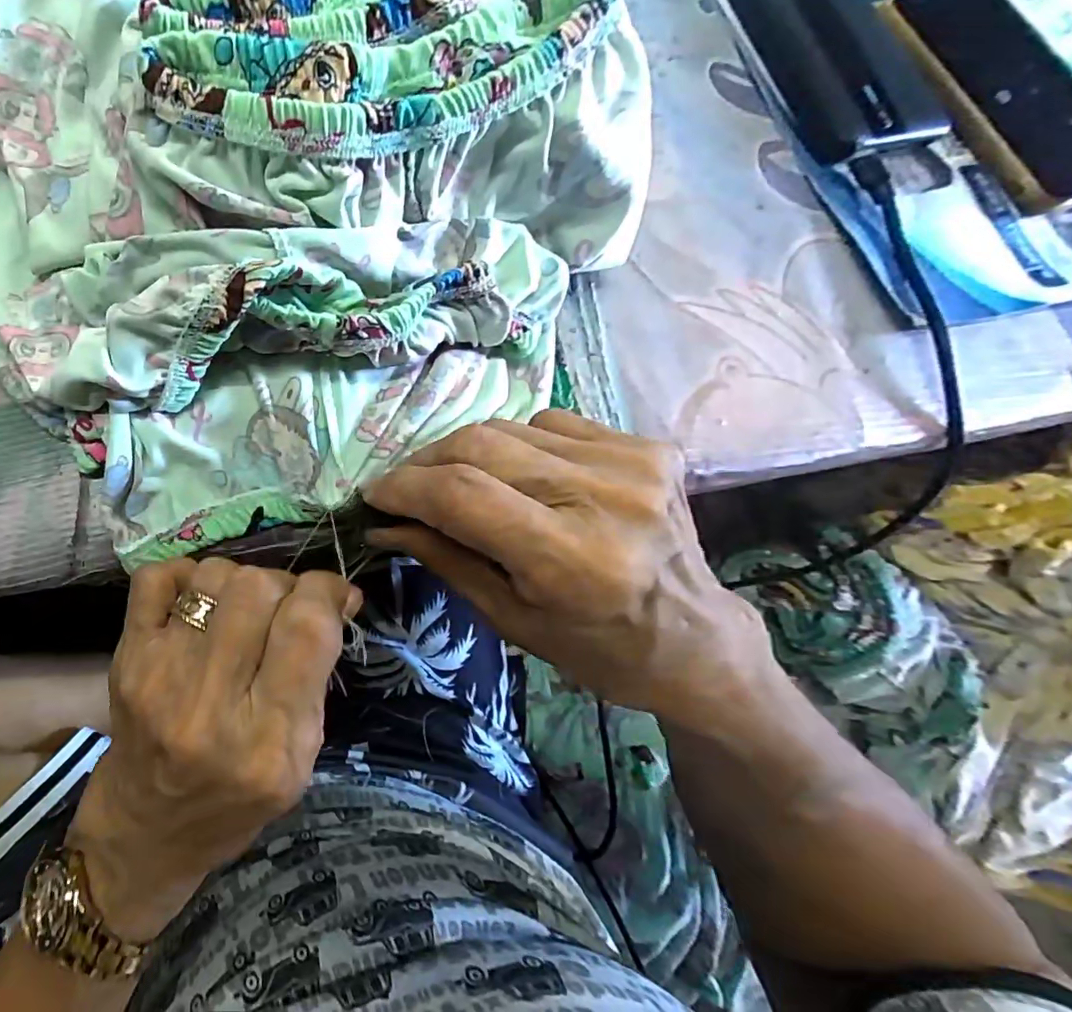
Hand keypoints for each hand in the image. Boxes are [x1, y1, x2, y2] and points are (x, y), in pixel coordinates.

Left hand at [66, 559, 360, 941]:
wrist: (146, 825)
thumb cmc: (232, 803)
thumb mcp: (297, 766)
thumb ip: (313, 684)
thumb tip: (330, 600)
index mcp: (268, 742)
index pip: (306, 629)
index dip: (328, 592)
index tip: (335, 595)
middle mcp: (211, 703)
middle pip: (258, 589)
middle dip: (285, 585)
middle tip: (285, 605)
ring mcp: (160, 674)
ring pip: (212, 576)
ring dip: (239, 579)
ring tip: (241, 607)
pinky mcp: (127, 656)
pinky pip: (154, 578)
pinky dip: (184, 575)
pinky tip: (197, 602)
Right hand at [361, 409, 774, 730]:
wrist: (698, 642)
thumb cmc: (594, 647)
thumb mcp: (506, 617)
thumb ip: (442, 558)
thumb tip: (381, 522)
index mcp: (570, 559)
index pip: (461, 494)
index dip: (404, 487)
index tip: (373, 496)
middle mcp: (605, 498)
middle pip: (478, 445)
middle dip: (423, 464)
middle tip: (402, 488)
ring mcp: (632, 463)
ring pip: (506, 427)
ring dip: (462, 453)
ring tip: (452, 483)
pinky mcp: (646, 446)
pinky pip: (546, 423)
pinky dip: (513, 445)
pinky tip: (517, 477)